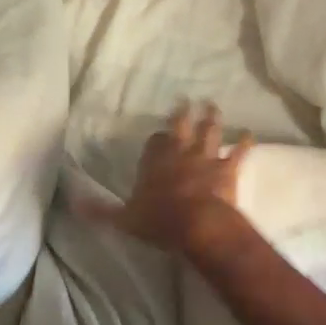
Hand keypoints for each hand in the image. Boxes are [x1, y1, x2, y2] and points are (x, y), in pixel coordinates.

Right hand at [76, 102, 255, 258]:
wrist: (199, 225)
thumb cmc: (160, 221)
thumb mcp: (124, 219)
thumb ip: (101, 211)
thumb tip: (74, 205)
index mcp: (156, 161)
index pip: (154, 142)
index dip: (156, 139)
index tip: (158, 135)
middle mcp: (180, 153)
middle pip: (182, 127)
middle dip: (184, 113)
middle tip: (188, 98)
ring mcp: (206, 159)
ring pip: (210, 132)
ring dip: (213, 119)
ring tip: (214, 106)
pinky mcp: (228, 169)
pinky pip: (238, 153)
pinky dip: (245, 143)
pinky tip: (250, 134)